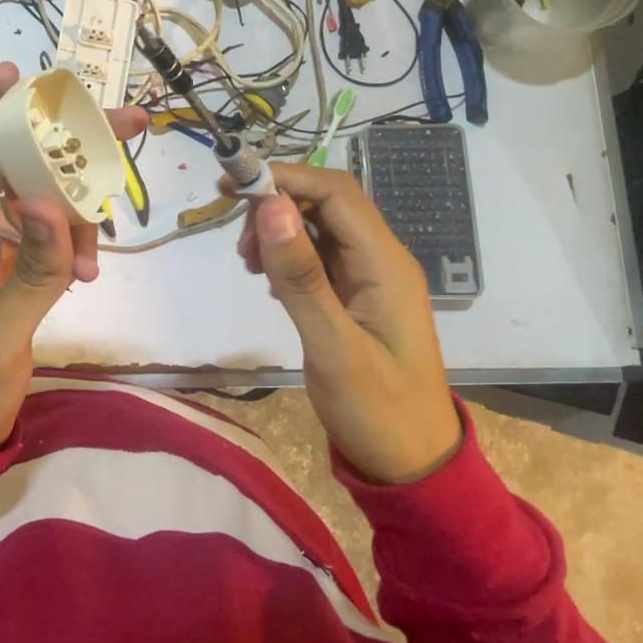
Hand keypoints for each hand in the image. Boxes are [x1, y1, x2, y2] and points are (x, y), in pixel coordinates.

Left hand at [0, 63, 145, 453]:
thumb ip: (30, 274)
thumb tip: (53, 202)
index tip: (12, 76)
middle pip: (19, 166)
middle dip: (67, 143)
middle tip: (129, 122)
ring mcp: (4, 252)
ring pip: (48, 202)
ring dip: (80, 212)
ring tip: (95, 254)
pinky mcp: (25, 274)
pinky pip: (58, 239)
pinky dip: (77, 247)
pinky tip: (89, 273)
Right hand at [235, 163, 461, 483]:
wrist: (411, 465)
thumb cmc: (377, 410)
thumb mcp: (333, 347)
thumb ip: (301, 276)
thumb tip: (269, 206)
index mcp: (385, 264)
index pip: (335, 192)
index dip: (284, 178)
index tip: (231, 187)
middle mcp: (380, 260)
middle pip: (326, 202)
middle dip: (276, 203)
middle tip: (234, 236)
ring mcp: (368, 279)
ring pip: (318, 228)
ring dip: (278, 230)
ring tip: (247, 263)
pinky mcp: (355, 297)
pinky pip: (318, 257)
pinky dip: (287, 256)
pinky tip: (267, 281)